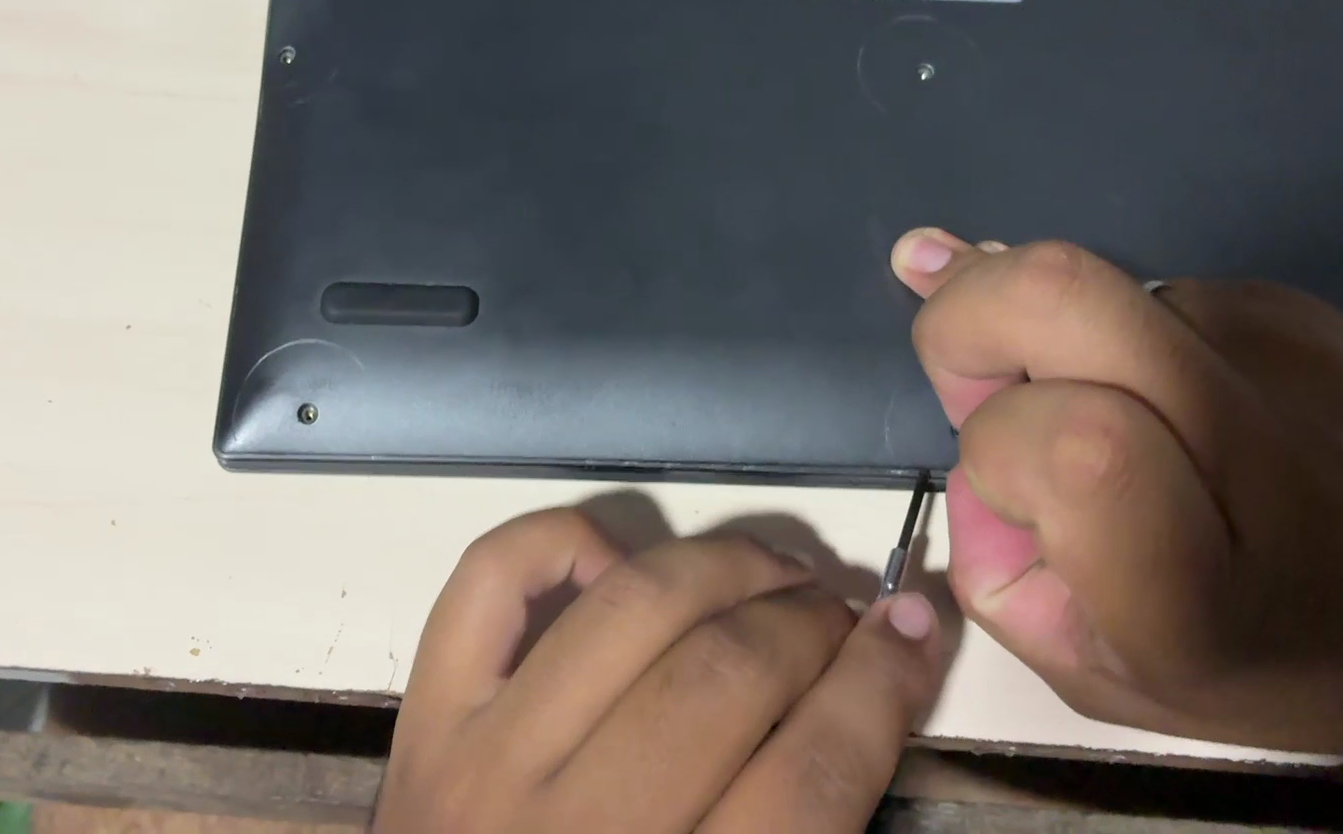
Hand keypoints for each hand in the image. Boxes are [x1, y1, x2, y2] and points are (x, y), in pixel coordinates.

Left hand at [374, 510, 941, 832]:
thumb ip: (810, 814)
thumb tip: (881, 664)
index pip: (809, 778)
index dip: (882, 685)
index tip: (914, 626)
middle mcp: (571, 828)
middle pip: (723, 679)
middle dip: (807, 621)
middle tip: (837, 607)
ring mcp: (482, 761)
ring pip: (630, 609)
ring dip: (722, 566)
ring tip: (768, 568)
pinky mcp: (428, 711)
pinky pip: (493, 576)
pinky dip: (566, 538)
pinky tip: (621, 560)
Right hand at [891, 229, 1342, 766]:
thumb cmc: (1283, 660)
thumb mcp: (1102, 671)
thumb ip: (992, 568)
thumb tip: (964, 441)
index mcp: (1193, 572)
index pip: (1063, 443)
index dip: (999, 455)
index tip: (1019, 496)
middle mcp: (1240, 426)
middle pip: (1046, 291)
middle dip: (962, 318)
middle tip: (984, 383)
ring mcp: (1267, 337)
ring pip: (1070, 281)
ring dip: (1038, 340)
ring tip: (1107, 411)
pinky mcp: (1282, 296)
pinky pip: (1128, 291)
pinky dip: (1103, 336)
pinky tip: (1160, 393)